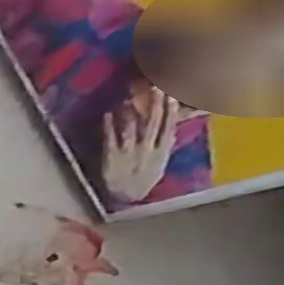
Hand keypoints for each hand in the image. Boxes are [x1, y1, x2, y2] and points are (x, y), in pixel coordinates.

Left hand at [100, 85, 181, 204]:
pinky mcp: (110, 159)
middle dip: (155, 104)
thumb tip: (176, 126)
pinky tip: (107, 114)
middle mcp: (146, 149)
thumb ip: (166, 143)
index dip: (171, 108)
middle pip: (153, 122)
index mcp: (161, 149)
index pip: (169, 124)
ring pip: (131, 129)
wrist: (125, 198)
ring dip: (131, 112)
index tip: (172, 93)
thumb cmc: (144, 178)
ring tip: (130, 96)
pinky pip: (110, 139)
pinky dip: (109, 126)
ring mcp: (128, 154)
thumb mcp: (160, 161)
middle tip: (155, 86)